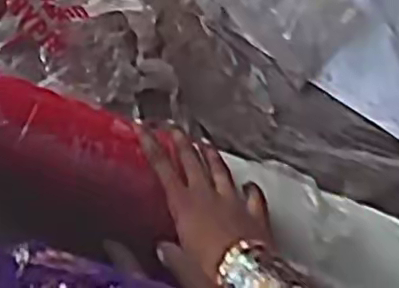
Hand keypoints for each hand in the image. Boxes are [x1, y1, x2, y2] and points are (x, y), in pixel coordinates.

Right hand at [143, 126, 273, 287]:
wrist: (251, 282)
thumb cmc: (212, 274)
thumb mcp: (184, 269)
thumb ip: (172, 256)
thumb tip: (161, 248)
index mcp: (184, 205)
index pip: (162, 167)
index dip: (151, 144)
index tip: (141, 126)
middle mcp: (207, 196)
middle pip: (191, 160)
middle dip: (181, 141)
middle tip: (174, 127)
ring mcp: (233, 202)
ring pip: (219, 170)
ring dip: (211, 155)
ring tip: (205, 142)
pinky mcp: (256, 215)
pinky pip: (253, 195)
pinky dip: (250, 187)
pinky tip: (249, 183)